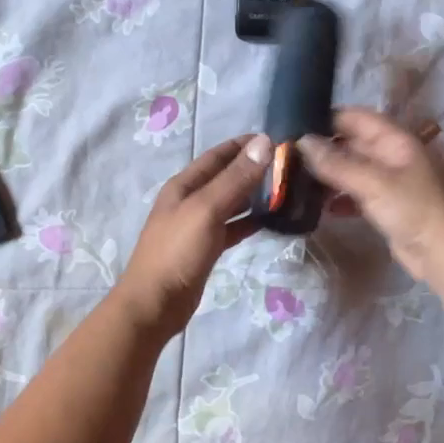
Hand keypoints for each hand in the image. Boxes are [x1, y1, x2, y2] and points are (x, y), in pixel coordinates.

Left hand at [114, 134, 272, 336]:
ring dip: (254, 195)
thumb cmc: (177, 252)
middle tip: (288, 166)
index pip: (218, 156)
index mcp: (184, 185)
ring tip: (285, 190)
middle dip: (253, 169)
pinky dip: (249, 221)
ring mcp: (197, 225)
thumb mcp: (207, 209)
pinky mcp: (205, 248)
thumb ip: (235, 179)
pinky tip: (269, 221)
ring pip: (231, 202)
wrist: (155, 303)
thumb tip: (264, 143)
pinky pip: (232, 227)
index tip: (277, 139)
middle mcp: (189, 200)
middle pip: (225, 177)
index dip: (244, 145)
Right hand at [298, 109, 443, 281]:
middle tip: (288, 156)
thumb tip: (301, 142)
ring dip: (328, 175)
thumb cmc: (409, 209)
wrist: (437, 252)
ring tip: (297, 181)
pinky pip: (354, 193)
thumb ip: (336, 163)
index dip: (328, 119)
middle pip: (350, 143)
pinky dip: (338, 197)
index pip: (356, 117)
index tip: (295, 127)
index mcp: (394, 140)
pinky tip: (319, 206)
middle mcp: (390, 155)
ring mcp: (386, 180)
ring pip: (350, 169)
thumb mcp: (371, 182)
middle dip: (323, 149)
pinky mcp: (382, 204)